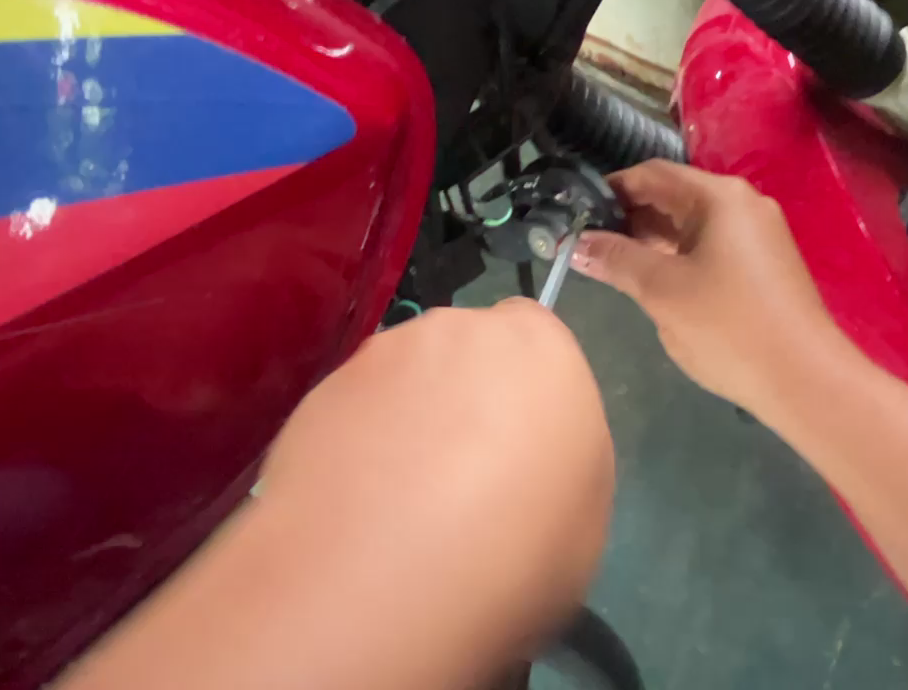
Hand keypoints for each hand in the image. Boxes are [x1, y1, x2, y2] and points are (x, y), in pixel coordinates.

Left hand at [258, 299, 614, 649]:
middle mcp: (460, 330)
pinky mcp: (322, 390)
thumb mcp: (584, 513)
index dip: (523, 384)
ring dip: (406, 416)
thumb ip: (559, 453)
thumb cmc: (517, 548)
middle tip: (460, 476)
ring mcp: (384, 354)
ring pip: (404, 376)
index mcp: (538, 346)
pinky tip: (354, 508)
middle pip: (465, 349)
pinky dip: (356, 442)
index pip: (534, 332)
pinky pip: (353, 409)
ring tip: (397, 500)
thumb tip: (527, 458)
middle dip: (463, 394)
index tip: (516, 441)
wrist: (382, 578)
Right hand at [569, 161, 843, 415]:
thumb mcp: (662, 291)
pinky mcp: (763, 262)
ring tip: (612, 262)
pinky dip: (678, 253)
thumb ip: (616, 260)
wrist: (806, 380)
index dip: (611, 189)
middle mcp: (742, 203)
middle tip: (587, 241)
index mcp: (719, 196)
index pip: (652, 174)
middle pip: (673, 194)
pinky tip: (655, 278)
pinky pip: (710, 243)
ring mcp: (757, 233)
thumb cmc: (729, 327)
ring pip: (691, 222)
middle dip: (629, 215)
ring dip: (652, 237)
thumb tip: (576, 243)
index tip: (575, 211)